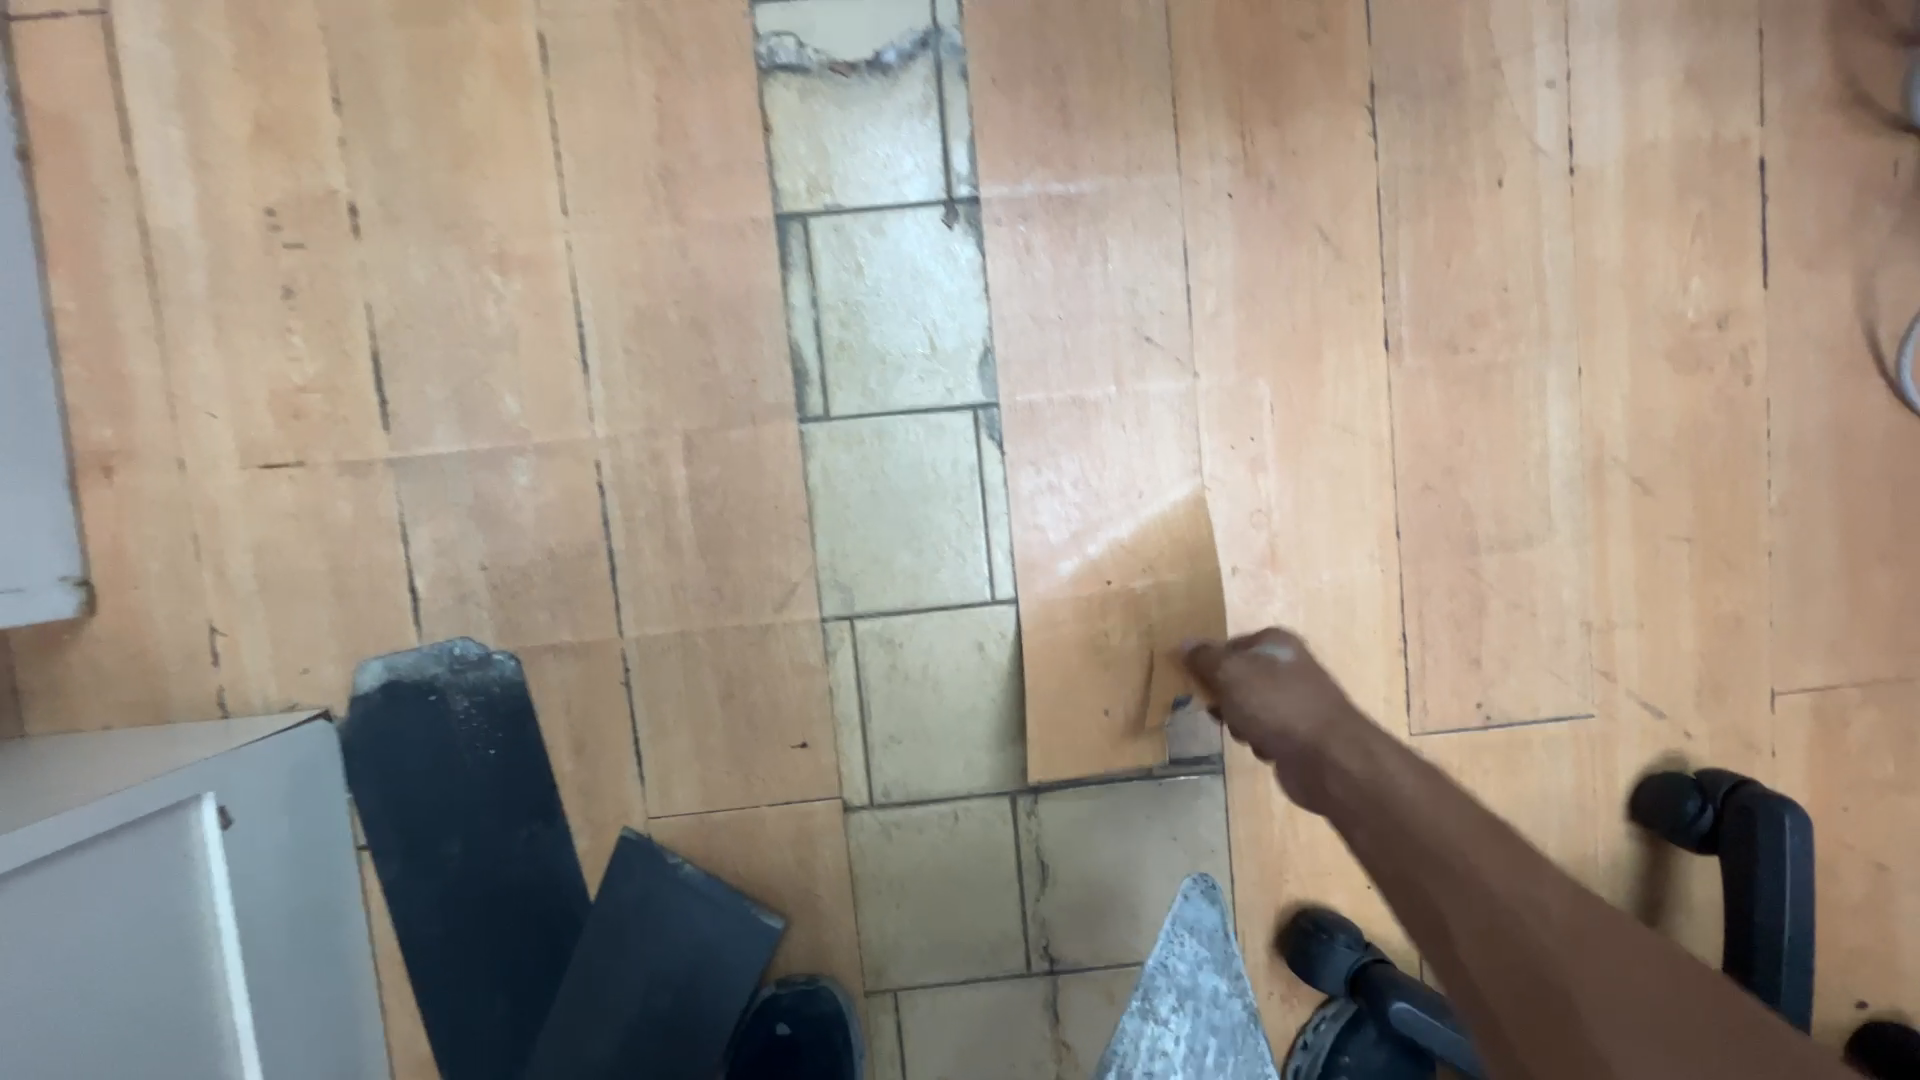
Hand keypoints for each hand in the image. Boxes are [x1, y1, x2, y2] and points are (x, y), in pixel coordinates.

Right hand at [1181, 628, 1367, 812]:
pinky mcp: (1301, 732)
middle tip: (1220, 710)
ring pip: (1248, 707)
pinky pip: (1265, 731)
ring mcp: (1297, 700)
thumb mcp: (1229, 673)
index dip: (1208, 664)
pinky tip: (1265, 749)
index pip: (1227, 646)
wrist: (1329, 758)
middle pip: (1236, 678)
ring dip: (1239, 722)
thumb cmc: (1275, 705)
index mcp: (1275, 642)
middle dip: (1223, 698)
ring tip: (1247, 733)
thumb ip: (1204, 658)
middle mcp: (1288, 666)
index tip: (1195, 684)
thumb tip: (1185, 644)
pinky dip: (1260, 741)